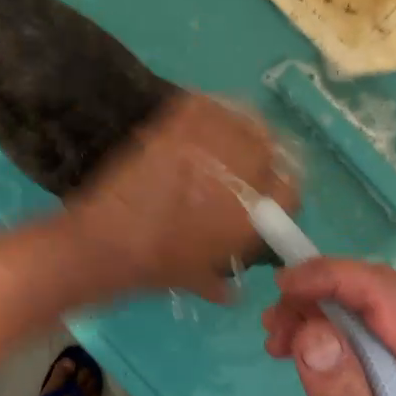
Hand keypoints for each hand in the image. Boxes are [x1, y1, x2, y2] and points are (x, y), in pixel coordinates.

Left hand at [66, 93, 296, 300]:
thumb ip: (220, 282)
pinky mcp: (177, 124)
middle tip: (240, 162)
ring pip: (245, 122)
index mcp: (254, 213)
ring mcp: (210, 144)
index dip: (277, 191)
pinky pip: (206, 105)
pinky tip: (196, 118)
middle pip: (271, 149)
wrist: (106, 241)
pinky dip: (207, 109)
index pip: (290, 190)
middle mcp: (243, 174)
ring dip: (238, 129)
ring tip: (222, 137)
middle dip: (262, 156)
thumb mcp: (195, 279)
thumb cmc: (153, 265)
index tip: (263, 191)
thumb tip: (230, 289)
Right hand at [263, 260, 395, 395]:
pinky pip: (375, 331)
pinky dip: (333, 331)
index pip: (381, 290)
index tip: (278, 290)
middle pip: (373, 290)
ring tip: (278, 346)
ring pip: (370, 307)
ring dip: (319, 311)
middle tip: (270, 331)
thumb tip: (309, 330)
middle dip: (315, 293)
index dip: (327, 276)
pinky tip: (307, 358)